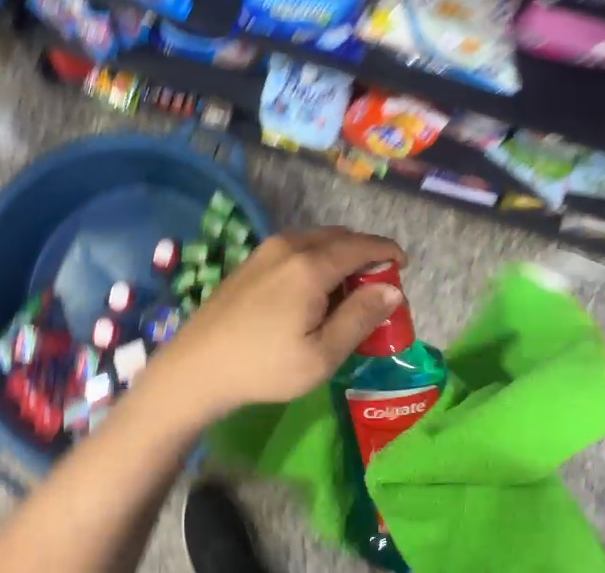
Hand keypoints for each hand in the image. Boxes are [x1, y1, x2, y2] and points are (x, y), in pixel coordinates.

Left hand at [145, 228, 405, 423]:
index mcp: (310, 265)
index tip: (405, 263)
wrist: (199, 365)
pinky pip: (296, 246)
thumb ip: (360, 317)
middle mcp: (289, 245)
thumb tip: (392, 290)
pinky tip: (315, 289)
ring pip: (315, 239)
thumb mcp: (322, 354)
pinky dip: (316, 257)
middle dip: (364, 252)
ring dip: (339, 254)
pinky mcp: (251, 260)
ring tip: (350, 288)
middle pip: (338, 237)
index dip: (387, 250)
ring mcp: (266, 250)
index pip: (360, 245)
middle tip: (379, 283)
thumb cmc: (265, 366)